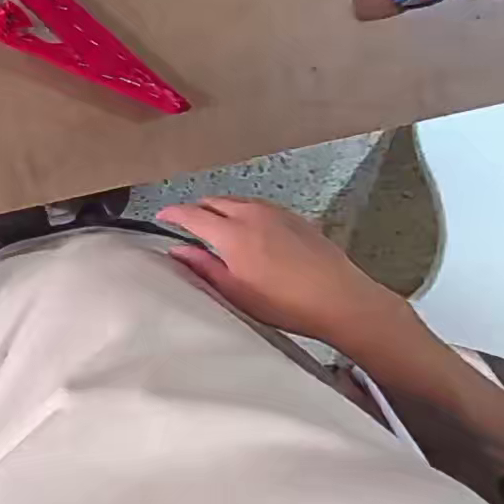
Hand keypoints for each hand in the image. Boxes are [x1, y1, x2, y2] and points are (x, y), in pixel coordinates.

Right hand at [156, 196, 417, 355]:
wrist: (342, 300)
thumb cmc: (285, 302)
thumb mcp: (234, 291)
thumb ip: (202, 266)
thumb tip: (177, 251)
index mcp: (232, 233)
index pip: (191, 213)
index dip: (172, 214)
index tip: (162, 217)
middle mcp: (252, 214)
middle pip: (212, 201)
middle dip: (195, 209)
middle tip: (185, 224)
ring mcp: (275, 212)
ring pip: (235, 200)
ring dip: (218, 208)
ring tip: (213, 225)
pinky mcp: (294, 217)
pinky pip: (257, 205)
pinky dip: (241, 211)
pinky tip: (245, 228)